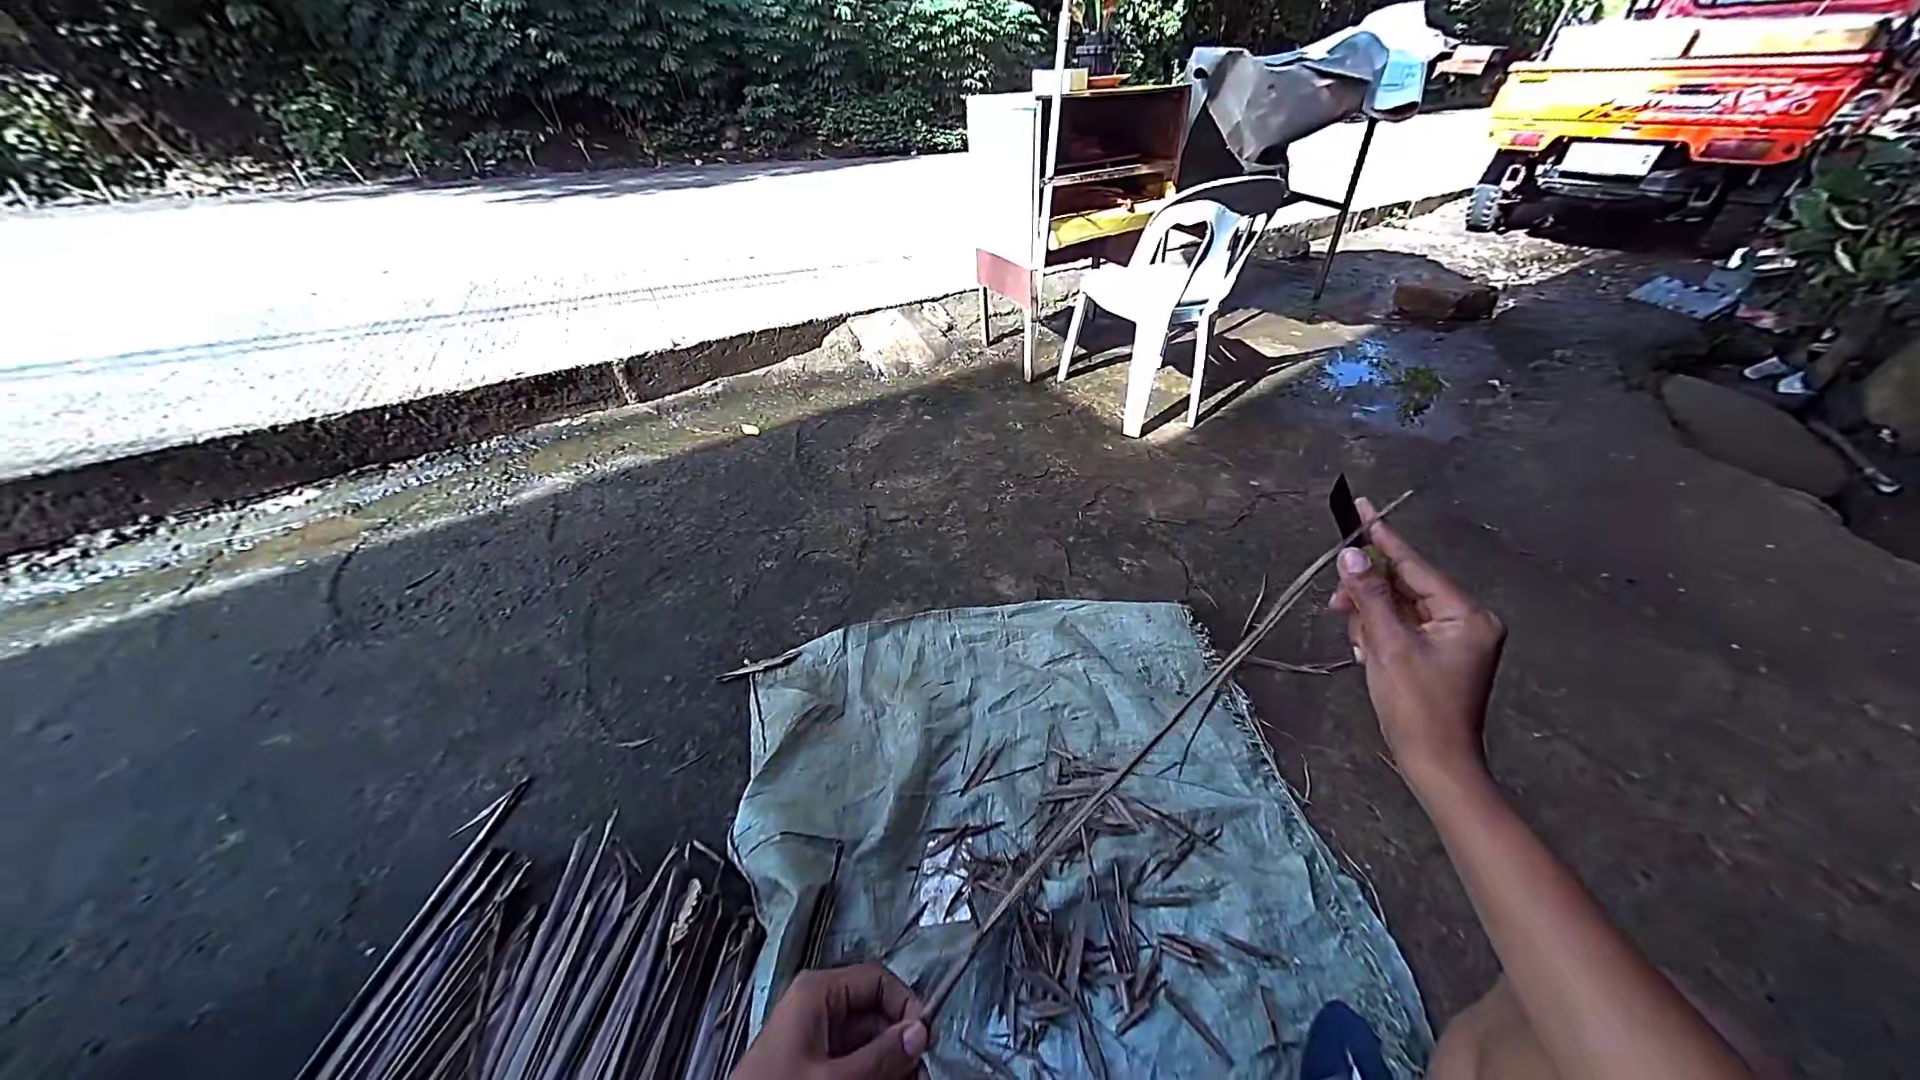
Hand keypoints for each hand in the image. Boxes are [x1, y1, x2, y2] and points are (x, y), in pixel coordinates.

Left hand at [729, 963, 929, 1079]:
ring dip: (888, 1067)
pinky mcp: (810, 1068)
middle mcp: (818, 1007)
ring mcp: (813, 1040)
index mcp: (818, 992)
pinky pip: (851, 1065)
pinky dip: (870, 1077)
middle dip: (899, 1046)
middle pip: (874, 1015)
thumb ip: (880, 1057)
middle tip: (918, 1078)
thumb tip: (920, 1031)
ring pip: (867, 1045)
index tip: (925, 1041)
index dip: (905, 1006)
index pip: (877, 980)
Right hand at [1328, 497, 1505, 790]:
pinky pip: (1398, 626)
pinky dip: (1376, 633)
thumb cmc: (1416, 705)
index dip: (1384, 538)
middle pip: (1403, 587)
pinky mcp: (1436, 653)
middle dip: (1367, 594)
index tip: (1363, 508)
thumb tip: (1351, 555)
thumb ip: (1369, 596)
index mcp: (1466, 615)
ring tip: (1358, 643)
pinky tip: (1367, 653)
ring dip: (1368, 618)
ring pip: (1395, 607)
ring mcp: (1451, 638)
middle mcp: (1465, 620)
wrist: (1433, 761)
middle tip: (1335, 603)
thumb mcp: (1387, 646)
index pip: (1415, 566)